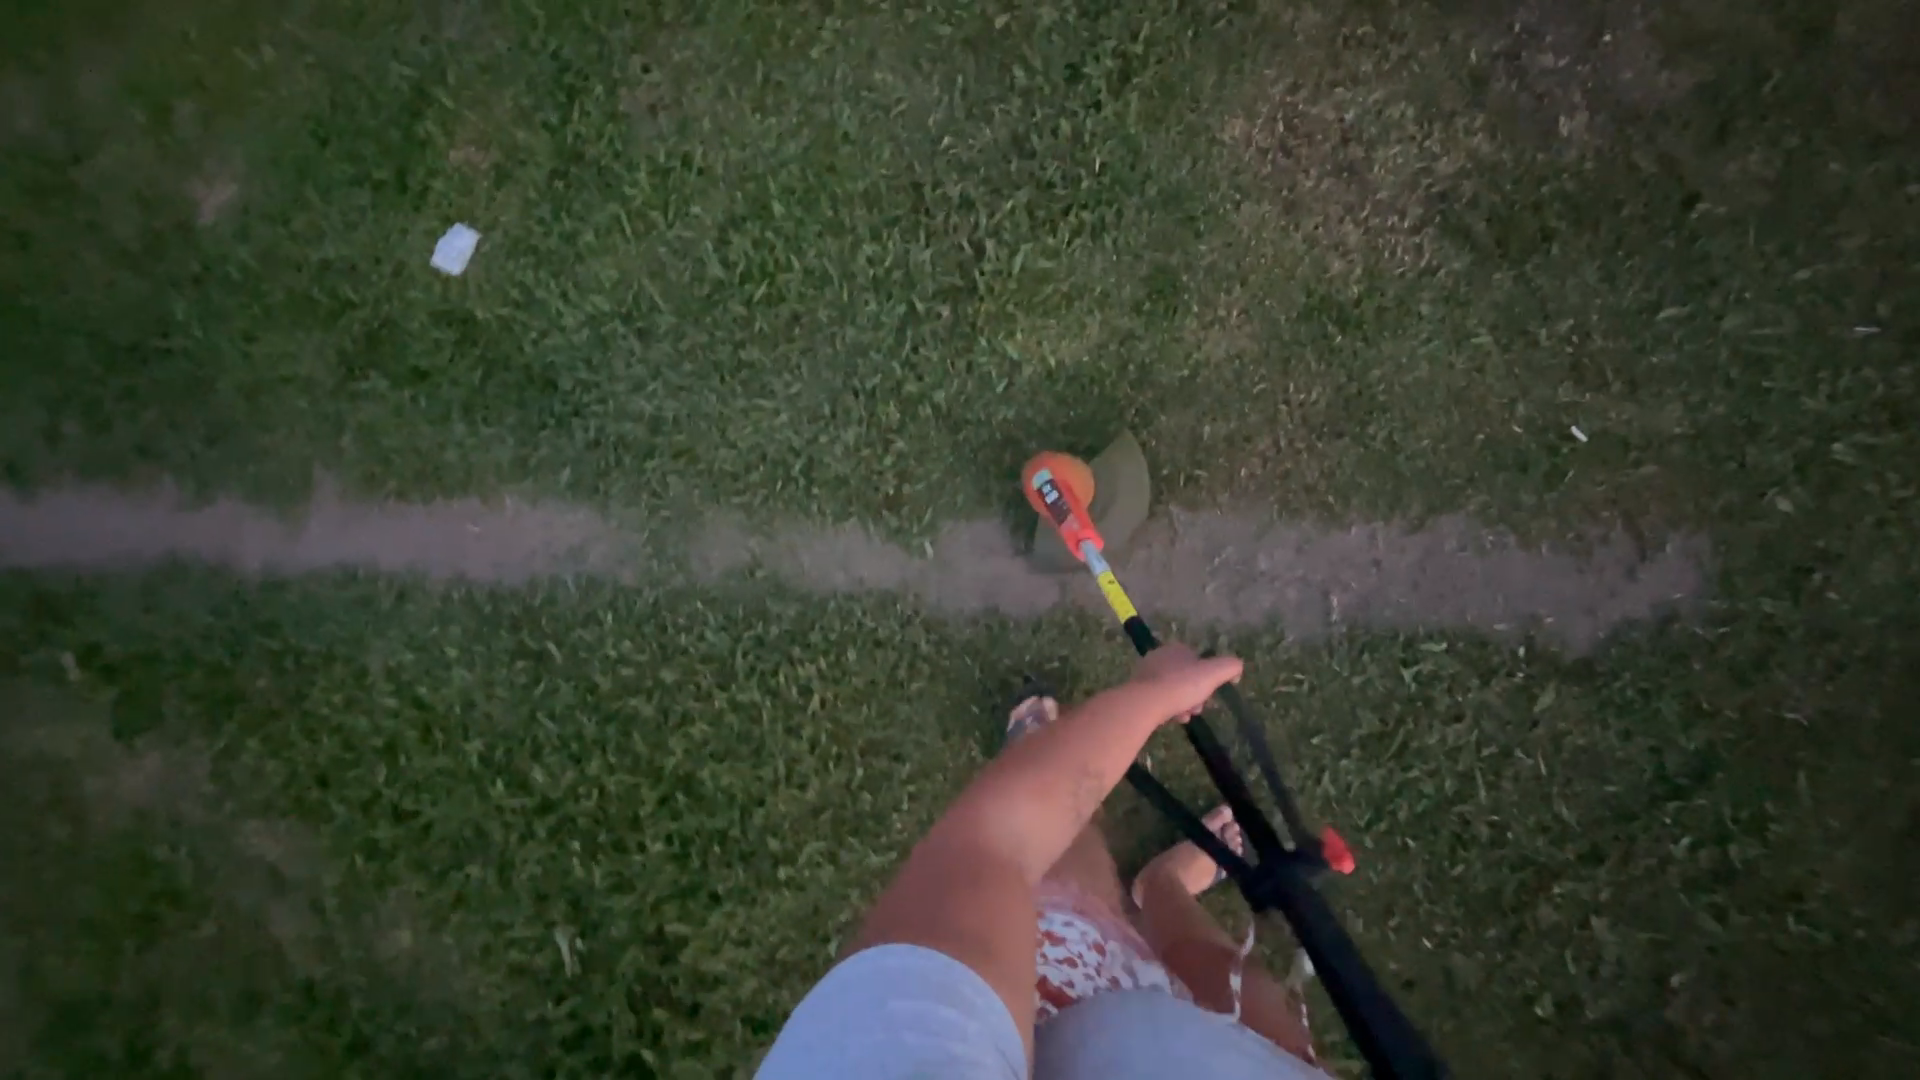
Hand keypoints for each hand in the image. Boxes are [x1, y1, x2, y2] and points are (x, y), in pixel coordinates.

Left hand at [1131, 643, 1242, 722]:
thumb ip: (1230, 666)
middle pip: (1186, 678)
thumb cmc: (1182, 685)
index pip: (1198, 662)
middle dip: (1195, 695)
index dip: (1208, 679)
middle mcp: (1159, 657)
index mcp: (1176, 649)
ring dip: (1183, 704)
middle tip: (1197, 708)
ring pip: (1173, 690)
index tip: (1210, 694)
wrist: (1146, 702)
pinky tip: (1172, 718)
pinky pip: (1159, 699)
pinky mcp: (1137, 689)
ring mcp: (1146, 673)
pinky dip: (1168, 709)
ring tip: (1184, 716)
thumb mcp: (1213, 673)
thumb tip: (1237, 668)